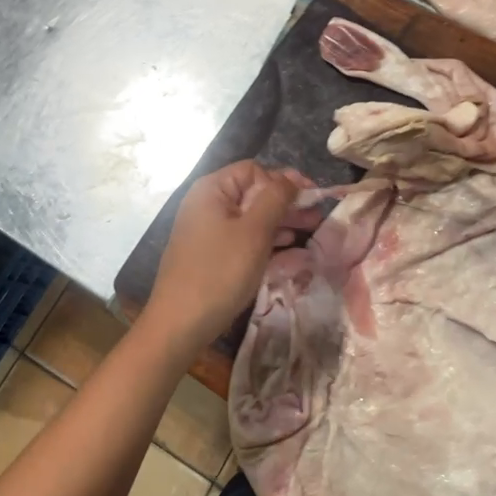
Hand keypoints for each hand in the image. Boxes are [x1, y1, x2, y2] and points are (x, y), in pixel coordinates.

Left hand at [142, 160, 298, 353]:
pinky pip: (242, 236)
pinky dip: (264, 237)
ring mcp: (206, 230)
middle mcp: (206, 203)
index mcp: (212, 190)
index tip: (311, 195)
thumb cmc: (220, 272)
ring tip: (309, 229)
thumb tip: (291, 179)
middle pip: (252, 192)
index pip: (254, 170)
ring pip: (250, 216)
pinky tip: (285, 246)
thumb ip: (275, 198)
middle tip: (316, 214)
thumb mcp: (254, 231)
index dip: (283, 180)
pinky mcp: (209, 253)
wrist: (179, 324)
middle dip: (286, 201)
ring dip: (280, 220)